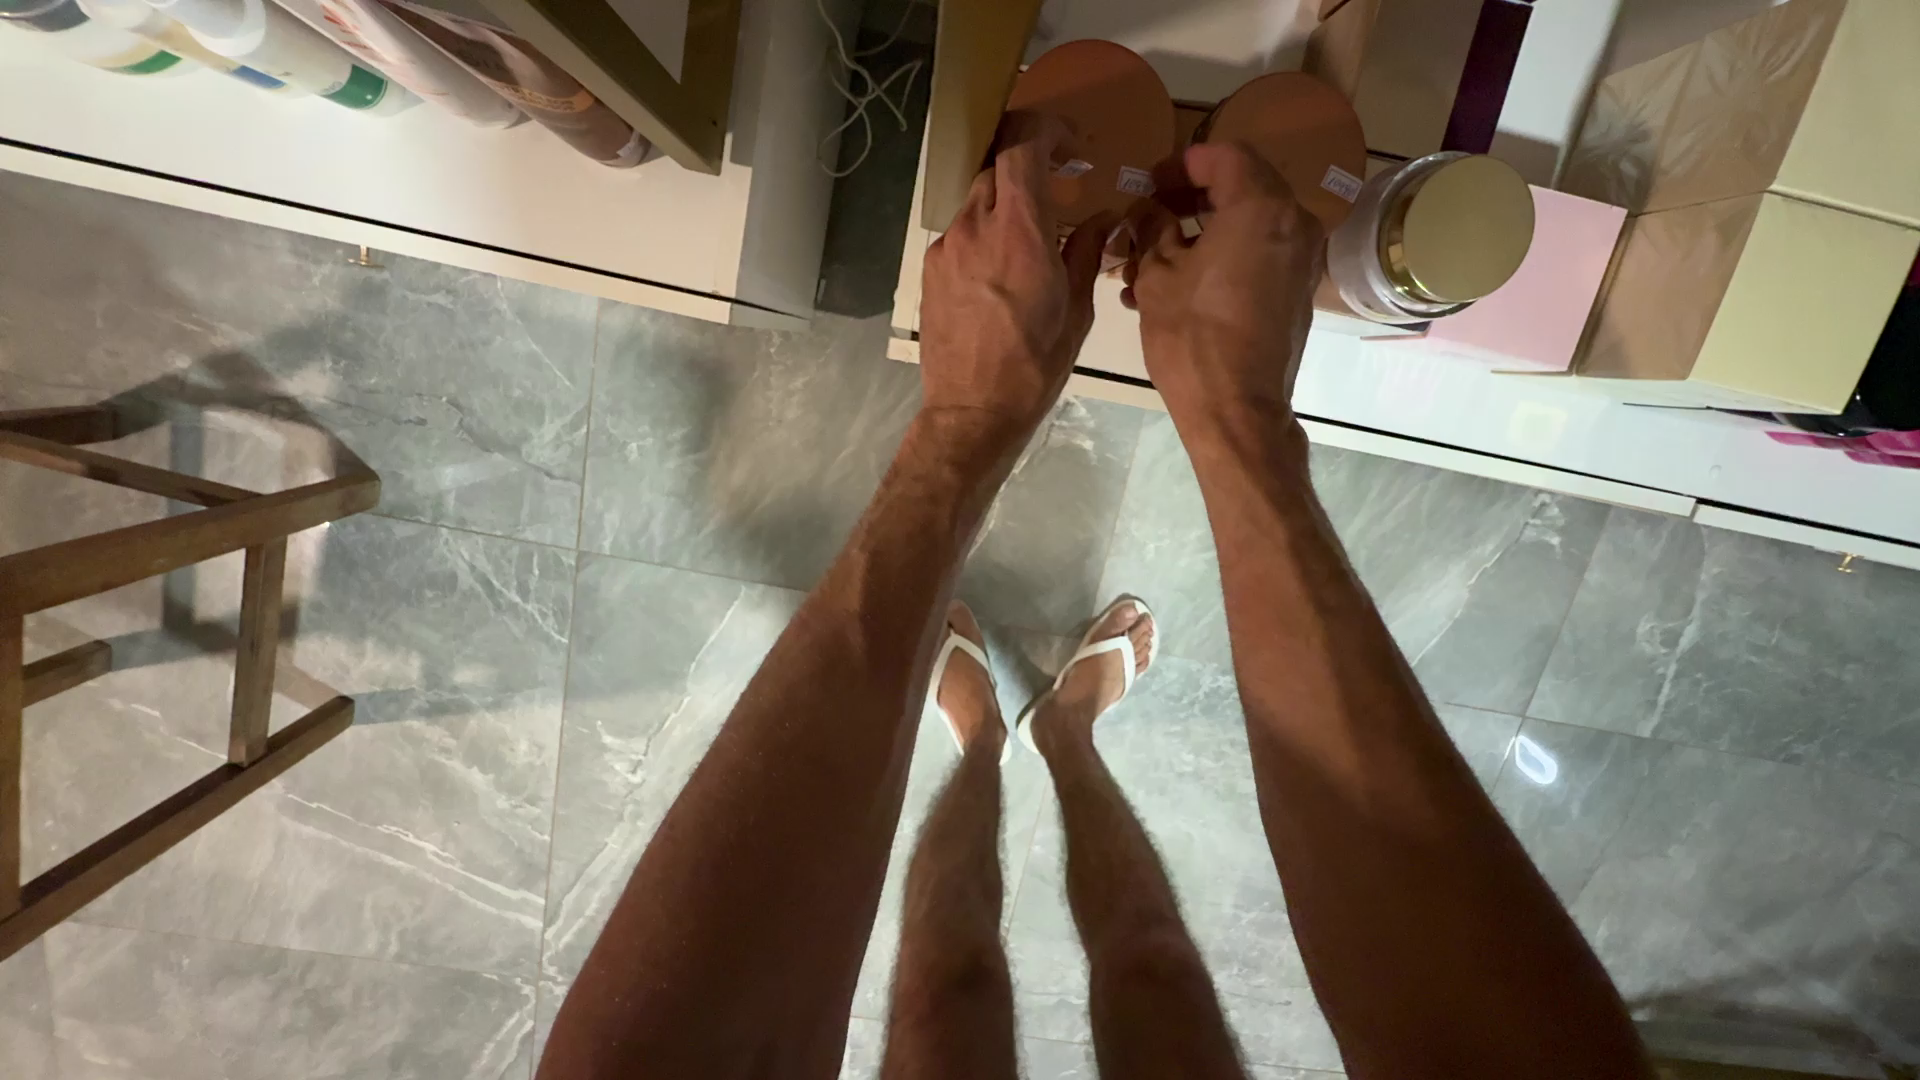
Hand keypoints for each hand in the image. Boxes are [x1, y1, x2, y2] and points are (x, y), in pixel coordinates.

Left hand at [919, 112, 1115, 457]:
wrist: (973, 412)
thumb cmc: (1034, 368)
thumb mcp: (1075, 312)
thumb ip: (1088, 252)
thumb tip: (1103, 218)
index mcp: (1021, 233)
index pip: (1022, 144)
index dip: (1045, 129)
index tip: (1067, 145)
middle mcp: (976, 229)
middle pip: (997, 169)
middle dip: (1027, 174)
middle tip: (1054, 197)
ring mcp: (947, 249)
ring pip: (976, 204)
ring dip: (1003, 210)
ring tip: (1025, 248)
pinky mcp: (931, 271)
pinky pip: (960, 236)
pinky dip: (982, 239)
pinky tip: (997, 276)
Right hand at [1124, 142, 1321, 438]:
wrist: (1235, 408)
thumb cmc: (1191, 337)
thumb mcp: (1157, 276)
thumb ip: (1152, 229)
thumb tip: (1146, 211)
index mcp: (1261, 206)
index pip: (1224, 156)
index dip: (1181, 163)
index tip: (1148, 182)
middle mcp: (1293, 223)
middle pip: (1238, 189)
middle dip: (1186, 202)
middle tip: (1145, 219)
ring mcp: (1300, 260)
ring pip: (1243, 229)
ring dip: (1197, 237)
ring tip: (1146, 265)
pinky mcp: (1294, 293)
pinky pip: (1254, 258)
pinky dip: (1218, 260)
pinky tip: (1174, 288)